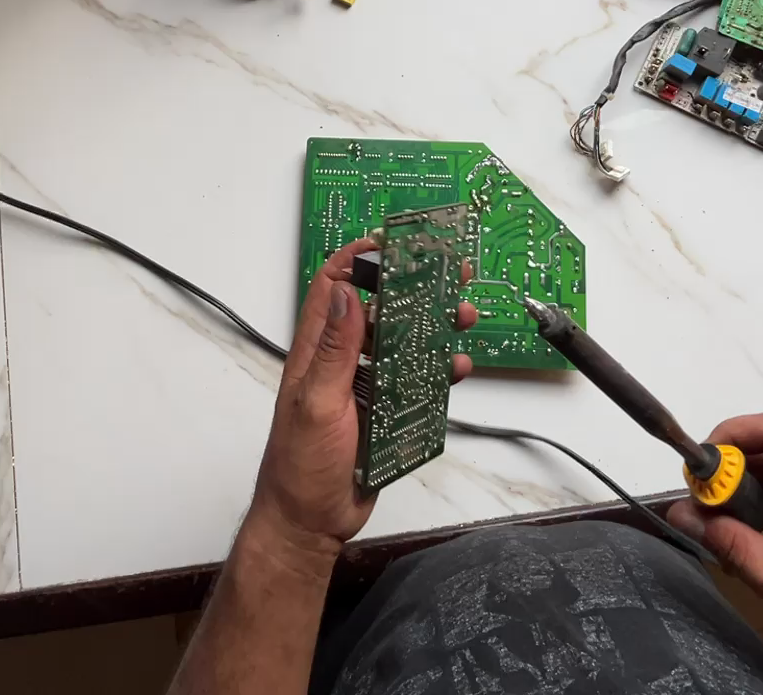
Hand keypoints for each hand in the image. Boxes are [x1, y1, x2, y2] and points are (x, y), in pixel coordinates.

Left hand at [245, 238, 475, 562]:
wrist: (312, 521)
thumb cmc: (300, 465)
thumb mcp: (316, 403)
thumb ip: (333, 350)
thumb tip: (345, 293)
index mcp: (317, 350)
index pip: (332, 287)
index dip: (356, 260)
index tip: (388, 242)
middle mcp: (342, 359)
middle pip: (378, 307)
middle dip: (411, 285)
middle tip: (446, 273)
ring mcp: (365, 382)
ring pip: (403, 339)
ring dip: (432, 324)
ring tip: (462, 315)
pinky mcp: (385, 406)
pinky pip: (416, 378)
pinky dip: (438, 368)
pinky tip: (457, 365)